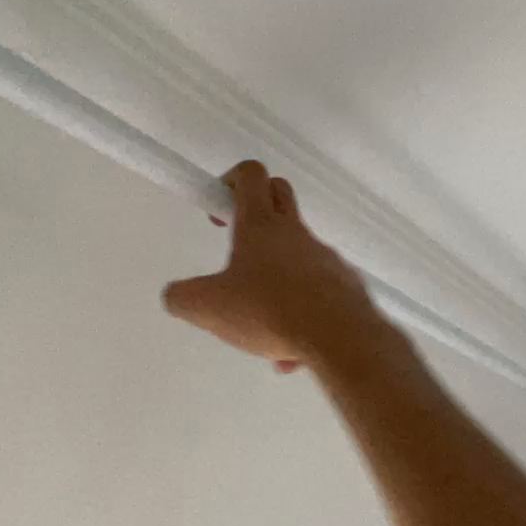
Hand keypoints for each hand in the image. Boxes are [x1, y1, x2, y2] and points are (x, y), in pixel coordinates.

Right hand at [163, 161, 387, 373]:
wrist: (341, 336)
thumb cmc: (270, 311)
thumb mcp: (208, 308)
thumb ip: (182, 297)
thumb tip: (177, 296)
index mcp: (261, 225)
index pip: (250, 174)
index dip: (229, 182)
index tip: (219, 213)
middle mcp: (298, 233)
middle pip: (281, 198)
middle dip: (257, 214)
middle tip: (240, 252)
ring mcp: (327, 258)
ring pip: (299, 258)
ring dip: (278, 284)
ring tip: (266, 331)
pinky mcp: (347, 286)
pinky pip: (319, 293)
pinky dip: (303, 315)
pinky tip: (294, 352)